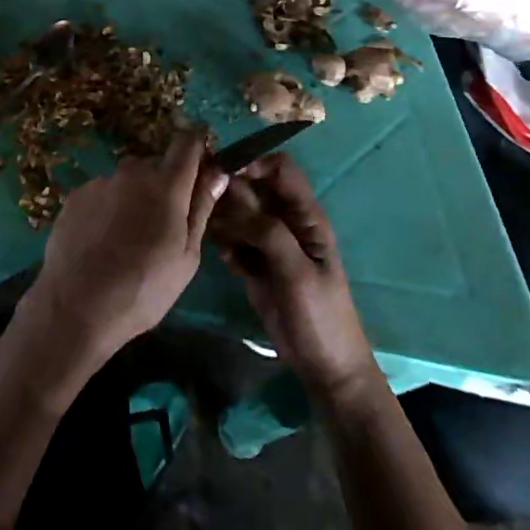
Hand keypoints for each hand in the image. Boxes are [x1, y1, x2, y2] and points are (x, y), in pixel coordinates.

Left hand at [30, 131, 225, 358]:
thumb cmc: (143, 289)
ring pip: (128, 180)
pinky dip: (109, 208)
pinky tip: (103, 240)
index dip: (197, 146)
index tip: (202, 163)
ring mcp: (100, 182)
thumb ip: (201, 209)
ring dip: (135, 196)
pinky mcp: (75, 196)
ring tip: (129, 237)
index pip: (187, 143)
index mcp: (166, 185)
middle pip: (156, 164)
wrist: (74, 307)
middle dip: (165, 182)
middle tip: (165, 222)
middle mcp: (132, 173)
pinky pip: (102, 192)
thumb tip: (217, 174)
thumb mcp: (186, 257)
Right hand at [208, 154, 378, 403]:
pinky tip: (223, 258)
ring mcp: (269, 244)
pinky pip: (233, 240)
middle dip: (230, 190)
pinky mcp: (254, 264)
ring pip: (240, 214)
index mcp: (306, 216)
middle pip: (254, 188)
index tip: (223, 172)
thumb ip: (269, 232)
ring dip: (223, 217)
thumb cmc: (320, 315)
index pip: (280, 170)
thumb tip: (234, 196)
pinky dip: (224, 243)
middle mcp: (285, 222)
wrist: (324, 367)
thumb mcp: (297, 272)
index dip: (254, 163)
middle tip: (205, 203)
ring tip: (211, 232)